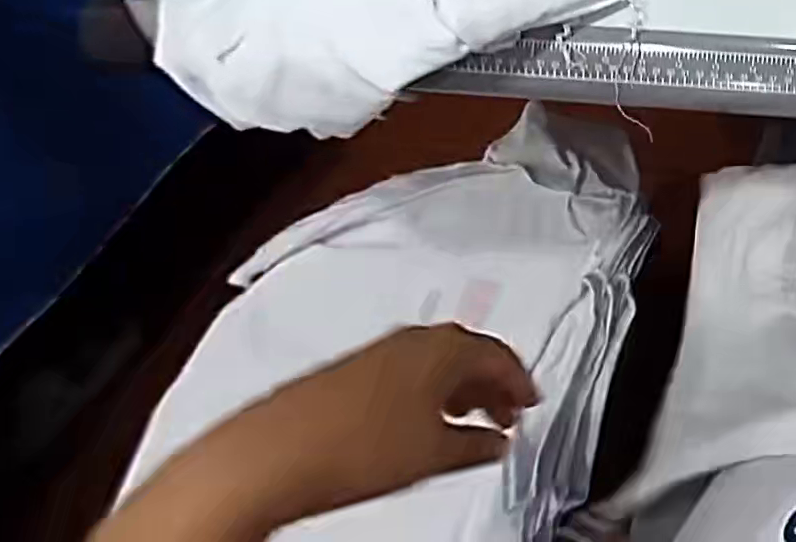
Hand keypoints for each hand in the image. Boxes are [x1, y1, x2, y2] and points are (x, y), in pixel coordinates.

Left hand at [96, 324, 538, 541]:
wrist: (264, 459)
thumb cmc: (350, 445)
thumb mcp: (433, 453)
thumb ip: (477, 444)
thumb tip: (498, 443)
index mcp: (449, 344)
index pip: (503, 356)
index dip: (522, 382)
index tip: (531, 401)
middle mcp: (420, 336)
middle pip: (473, 354)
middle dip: (493, 385)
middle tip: (507, 413)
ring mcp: (384, 349)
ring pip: (440, 362)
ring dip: (461, 389)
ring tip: (466, 422)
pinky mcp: (354, 368)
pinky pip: (410, 370)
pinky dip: (427, 391)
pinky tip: (420, 420)